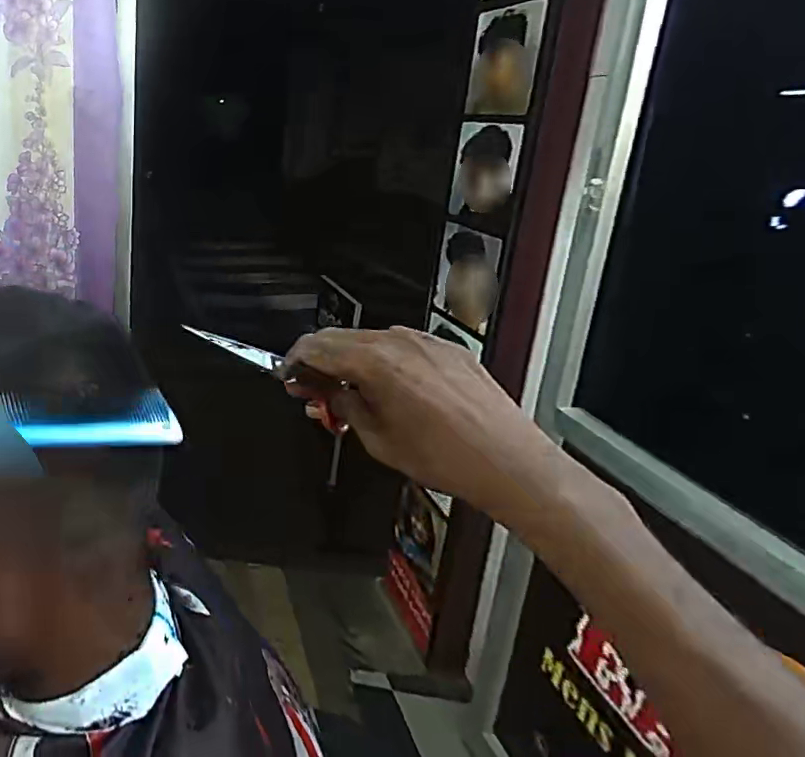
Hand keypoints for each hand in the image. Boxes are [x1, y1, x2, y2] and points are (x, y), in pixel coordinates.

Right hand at [281, 327, 566, 517]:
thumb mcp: (377, 440)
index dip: (293, 362)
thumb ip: (344, 406)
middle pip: (337, 337)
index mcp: (375, 362)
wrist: (514, 467)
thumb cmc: (450, 459)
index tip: (290, 377)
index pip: (314, 347)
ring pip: (368, 338)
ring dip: (350, 358)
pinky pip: (401, 344)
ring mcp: (426, 342)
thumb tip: (328, 394)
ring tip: (350, 390)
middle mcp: (398, 343)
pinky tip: (387, 387)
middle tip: (312, 386)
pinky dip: (383, 359)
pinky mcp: (448, 349)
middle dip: (318, 360)